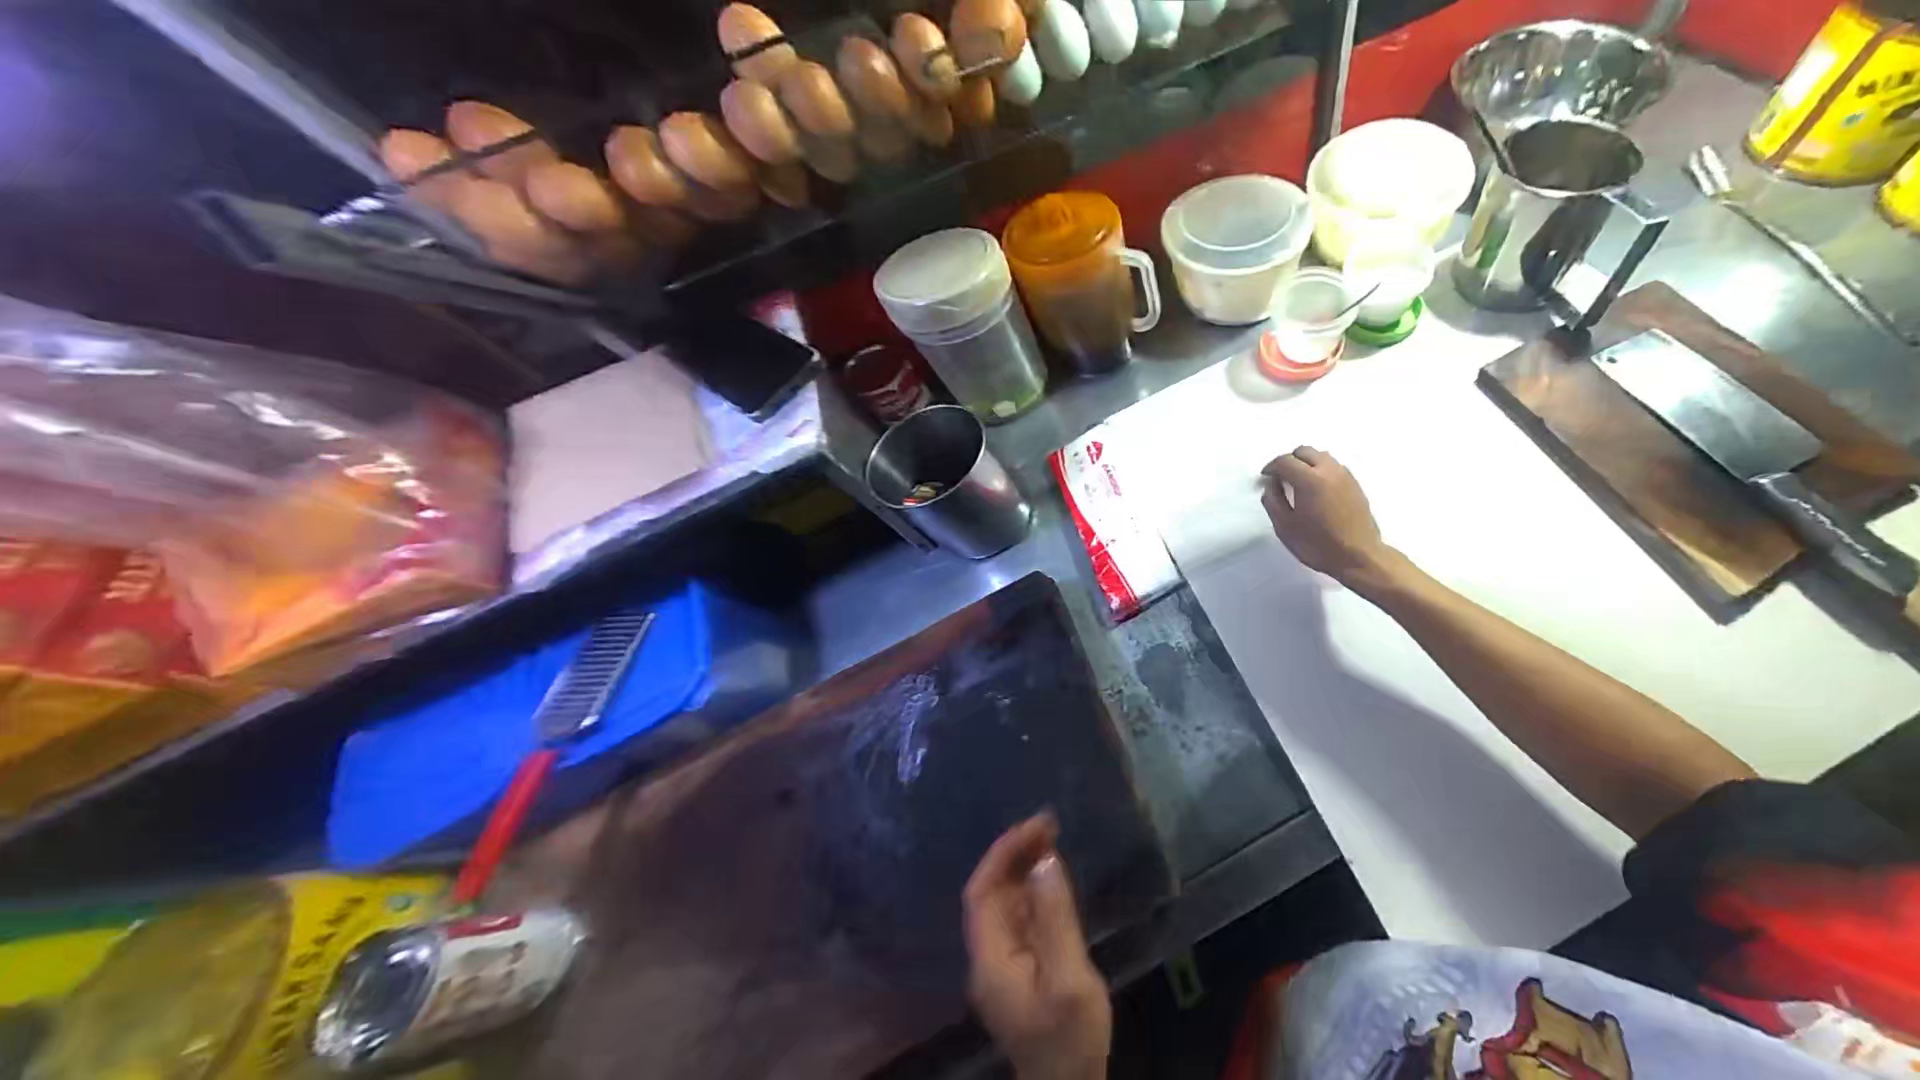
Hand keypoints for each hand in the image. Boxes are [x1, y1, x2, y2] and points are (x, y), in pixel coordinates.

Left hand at [963, 815, 1110, 1079]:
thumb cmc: (1070, 1040)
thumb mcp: (1069, 978)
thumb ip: (1055, 918)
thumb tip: (1044, 861)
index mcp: (989, 958)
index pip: (982, 891)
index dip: (1002, 853)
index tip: (1033, 826)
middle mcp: (988, 956)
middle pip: (992, 894)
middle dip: (1014, 855)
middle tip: (1048, 825)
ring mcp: (1003, 964)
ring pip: (1005, 904)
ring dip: (1023, 870)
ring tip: (1051, 840)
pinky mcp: (1020, 971)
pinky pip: (1020, 919)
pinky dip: (1033, 893)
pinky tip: (1052, 879)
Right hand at [1261, 446, 1403, 591]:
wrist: (1358, 556)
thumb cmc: (1318, 544)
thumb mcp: (1285, 527)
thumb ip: (1273, 502)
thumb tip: (1271, 486)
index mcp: (1309, 480)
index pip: (1285, 461)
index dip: (1271, 467)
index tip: (1265, 477)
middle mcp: (1329, 471)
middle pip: (1304, 451)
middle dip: (1289, 461)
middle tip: (1280, 477)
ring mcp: (1345, 477)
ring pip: (1321, 456)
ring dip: (1306, 463)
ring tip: (1297, 482)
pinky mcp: (1355, 485)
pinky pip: (1334, 467)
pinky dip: (1320, 470)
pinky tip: (1315, 489)